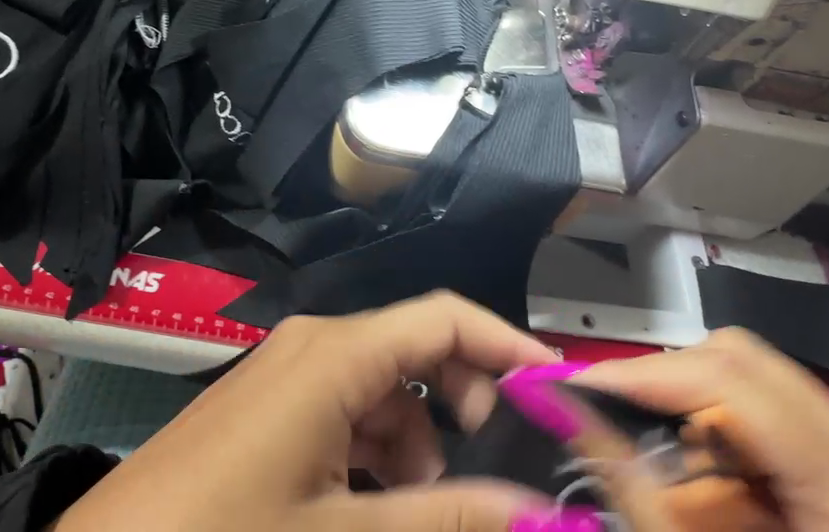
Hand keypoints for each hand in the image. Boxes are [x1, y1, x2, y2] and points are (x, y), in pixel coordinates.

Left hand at [53, 292, 561, 531]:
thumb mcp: (348, 531)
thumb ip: (448, 514)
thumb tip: (533, 508)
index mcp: (336, 353)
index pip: (444, 318)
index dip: (507, 345)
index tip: (557, 391)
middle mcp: (315, 345)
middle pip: (418, 349)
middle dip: (465, 403)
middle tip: (495, 468)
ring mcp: (288, 370)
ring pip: (384, 386)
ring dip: (421, 440)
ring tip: (426, 506)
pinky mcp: (271, 402)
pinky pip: (346, 407)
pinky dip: (379, 448)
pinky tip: (378, 503)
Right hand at [562, 328, 828, 531]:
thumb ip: (636, 487)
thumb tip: (562, 408)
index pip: (729, 381)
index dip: (641, 375)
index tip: (569, 388)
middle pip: (741, 360)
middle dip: (660, 383)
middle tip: (603, 414)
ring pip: (752, 376)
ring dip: (685, 403)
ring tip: (649, 452)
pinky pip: (768, 412)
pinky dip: (717, 429)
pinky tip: (700, 474)